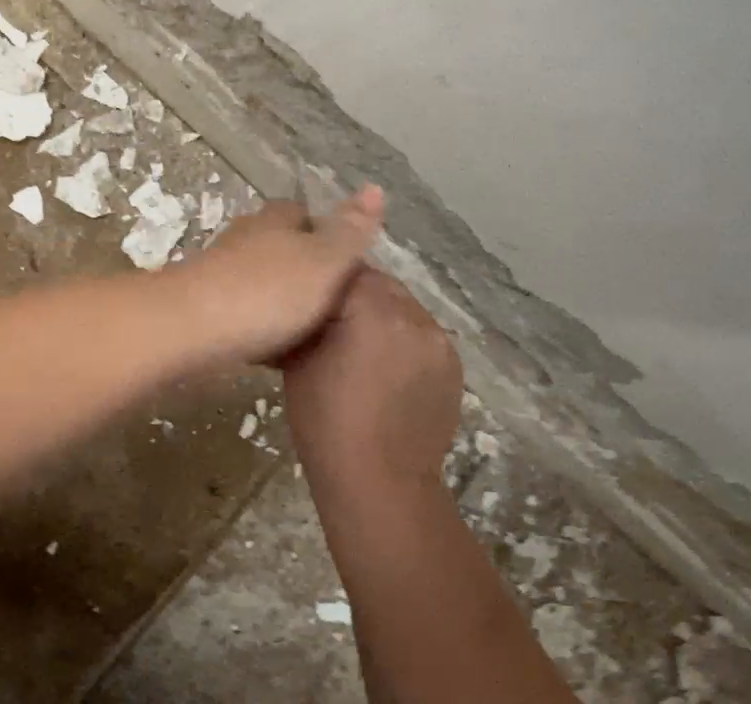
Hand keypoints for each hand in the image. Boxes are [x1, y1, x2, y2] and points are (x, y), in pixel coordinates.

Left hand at [174, 185, 385, 366]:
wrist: (189, 326)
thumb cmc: (266, 291)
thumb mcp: (324, 261)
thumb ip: (349, 231)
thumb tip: (375, 188)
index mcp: (274, 222)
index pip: (302, 213)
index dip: (325, 232)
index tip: (347, 263)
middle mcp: (244, 237)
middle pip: (278, 244)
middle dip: (302, 266)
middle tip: (333, 301)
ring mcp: (218, 270)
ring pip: (257, 276)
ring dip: (278, 295)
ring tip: (309, 327)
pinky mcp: (202, 304)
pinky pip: (241, 309)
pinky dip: (258, 322)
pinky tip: (272, 348)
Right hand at [284, 270, 461, 491]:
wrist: (380, 481)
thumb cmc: (326, 419)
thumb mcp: (297, 359)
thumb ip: (307, 317)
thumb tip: (300, 299)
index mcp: (375, 308)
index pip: (345, 269)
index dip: (320, 281)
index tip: (302, 301)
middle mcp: (416, 316)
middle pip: (378, 284)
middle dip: (351, 297)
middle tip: (323, 324)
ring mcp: (441, 342)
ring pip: (401, 309)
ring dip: (377, 318)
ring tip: (352, 349)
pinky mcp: (453, 367)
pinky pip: (419, 336)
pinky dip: (398, 342)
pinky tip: (379, 372)